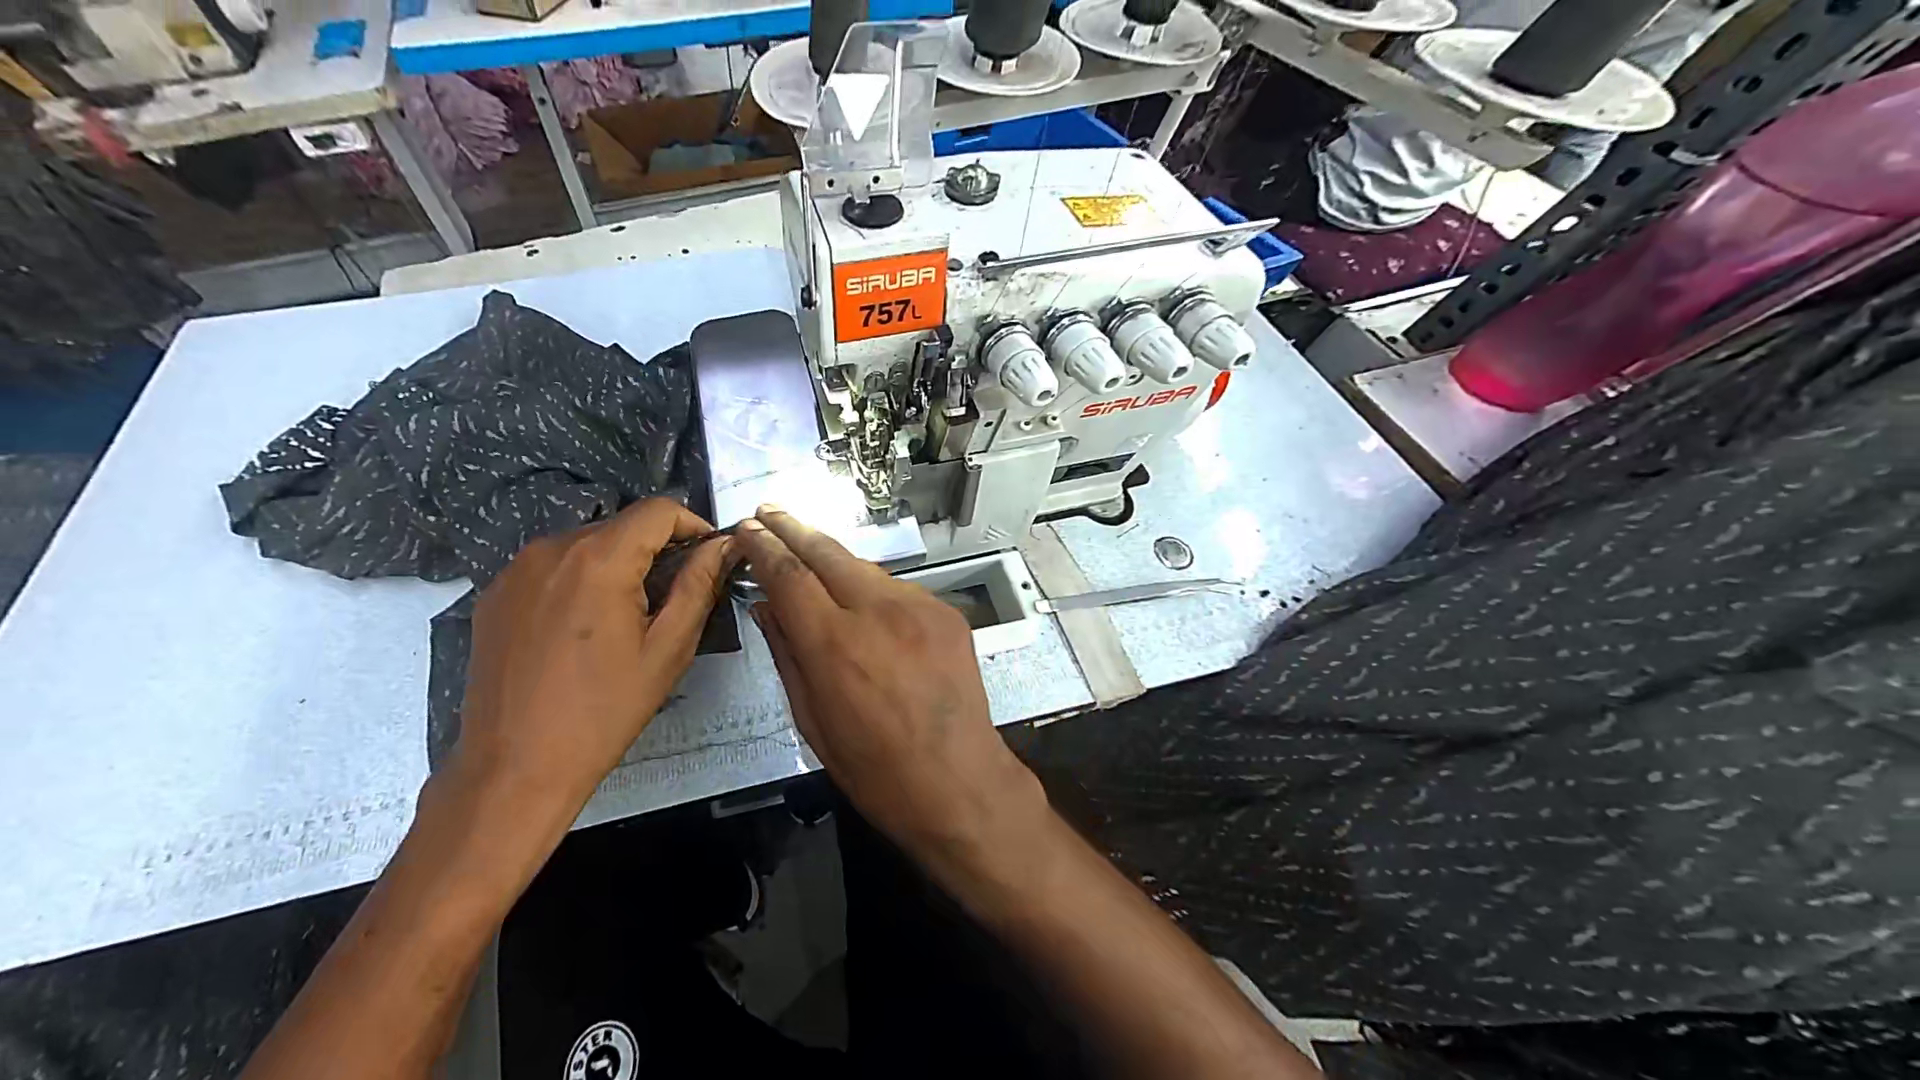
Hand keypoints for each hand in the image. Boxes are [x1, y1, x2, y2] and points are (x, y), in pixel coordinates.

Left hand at [453, 499, 736, 814]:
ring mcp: (514, 571)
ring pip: (585, 545)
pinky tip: (582, 629)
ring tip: (627, 617)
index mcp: (598, 560)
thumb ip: (698, 585)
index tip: (708, 559)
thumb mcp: (668, 649)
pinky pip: (551, 568)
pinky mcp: (493, 595)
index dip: (692, 526)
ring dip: (616, 565)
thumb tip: (723, 546)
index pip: (658, 510)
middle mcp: (550, 549)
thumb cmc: (604, 711)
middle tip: (672, 598)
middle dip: (655, 550)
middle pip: (620, 526)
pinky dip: (578, 581)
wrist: (514, 767)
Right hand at [735, 506, 1046, 860]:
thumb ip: (787, 654)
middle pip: (827, 551)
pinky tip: (863, 603)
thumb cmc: (876, 769)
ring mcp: (920, 608)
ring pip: (865, 568)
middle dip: (793, 528)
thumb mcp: (813, 720)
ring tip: (810, 557)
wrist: (957, 781)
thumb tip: (768, 608)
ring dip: (834, 560)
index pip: (788, 574)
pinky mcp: (947, 614)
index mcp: (835, 645)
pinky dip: (873, 590)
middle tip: (770, 513)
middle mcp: (879, 614)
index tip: (745, 531)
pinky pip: (899, 590)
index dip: (762, 547)